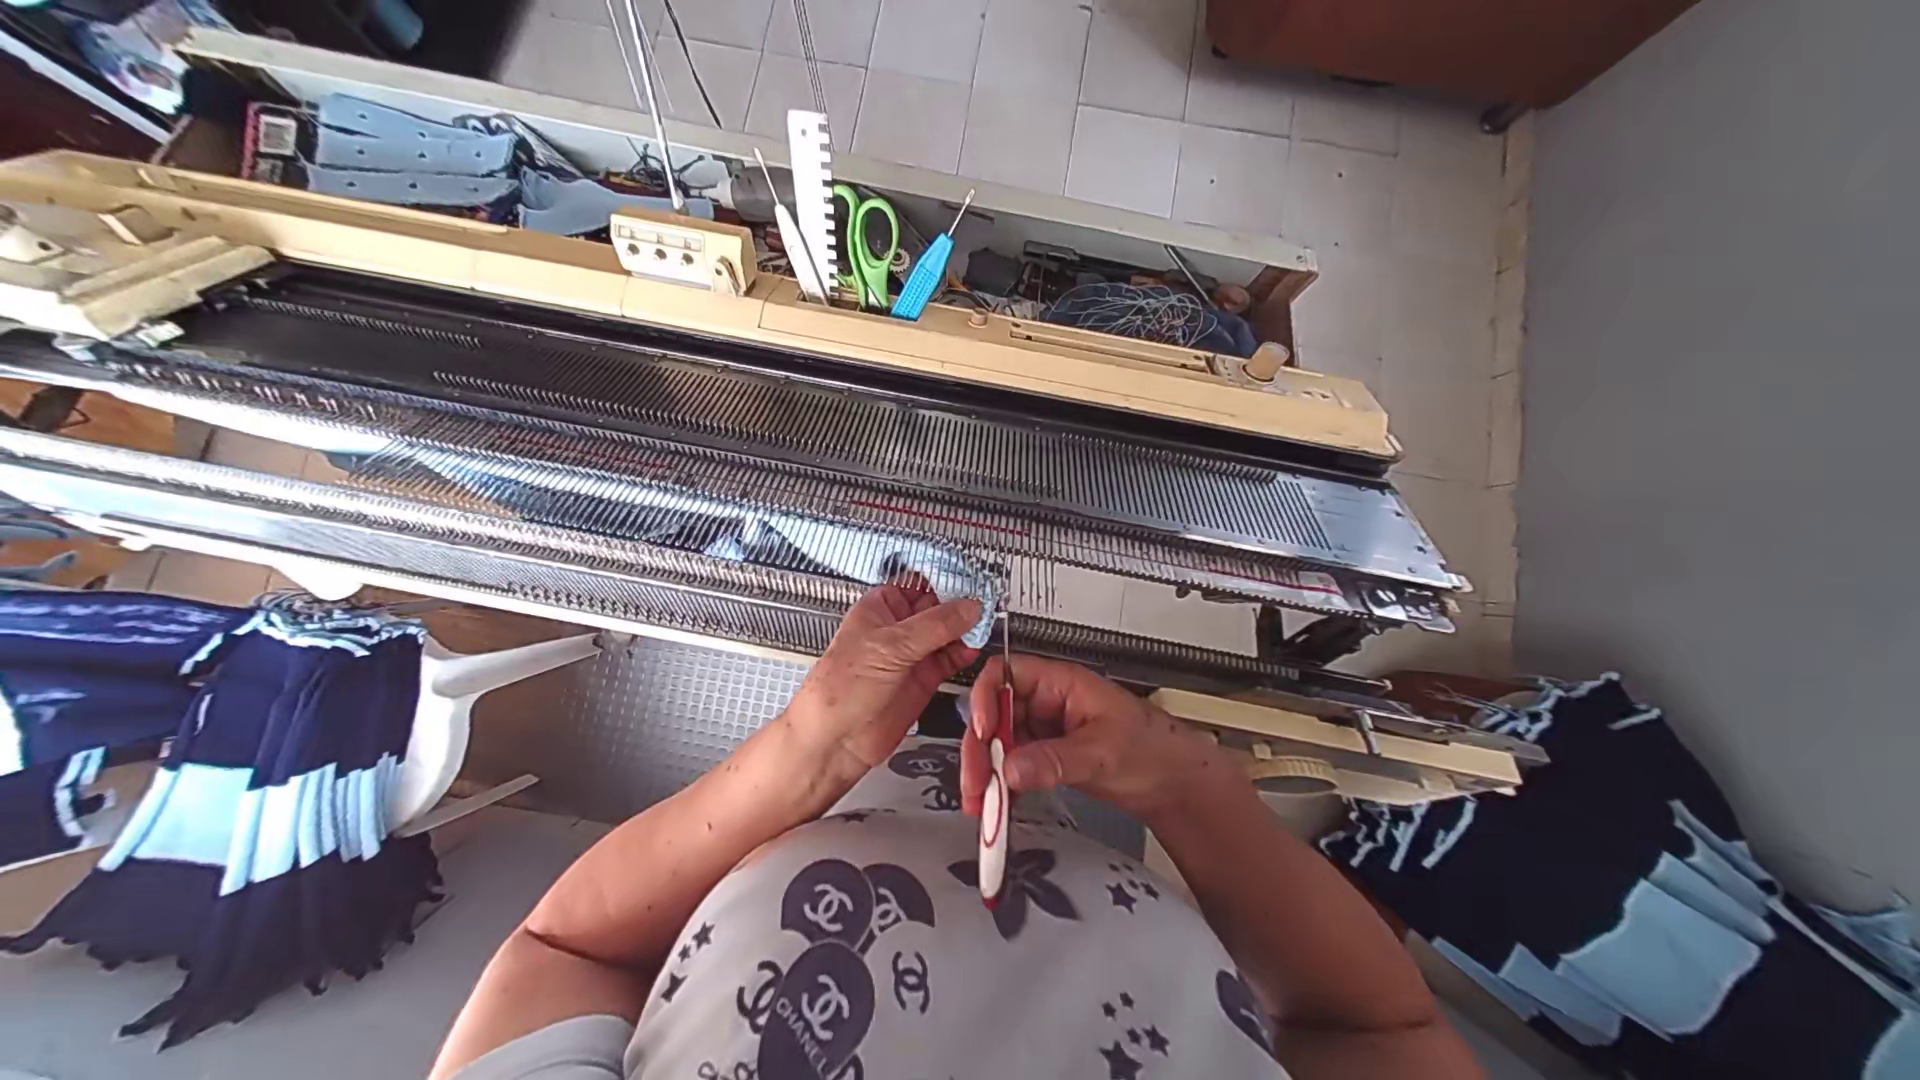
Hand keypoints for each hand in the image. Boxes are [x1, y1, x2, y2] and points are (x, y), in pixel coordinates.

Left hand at [781, 584, 981, 781]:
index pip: (919, 582)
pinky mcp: (924, 678)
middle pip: (939, 605)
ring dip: (966, 628)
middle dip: (962, 604)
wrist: (836, 741)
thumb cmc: (839, 689)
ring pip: (949, 632)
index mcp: (881, 607)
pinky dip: (965, 652)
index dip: (945, 578)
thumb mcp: (890, 646)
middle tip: (984, 602)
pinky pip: (951, 658)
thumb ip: (934, 625)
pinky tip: (972, 648)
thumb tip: (968, 607)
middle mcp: (897, 628)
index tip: (970, 579)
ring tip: (982, 625)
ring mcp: (912, 654)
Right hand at [960, 656, 1236, 823]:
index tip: (981, 729)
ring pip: (998, 741)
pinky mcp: (1046, 756)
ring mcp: (1045, 730)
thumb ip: (1055, 759)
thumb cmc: (1152, 748)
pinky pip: (1012, 764)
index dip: (986, 696)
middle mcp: (1046, 702)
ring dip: (985, 770)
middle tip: (976, 782)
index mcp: (1060, 683)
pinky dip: (1001, 784)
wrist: (1175, 784)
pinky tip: (999, 805)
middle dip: (980, 747)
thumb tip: (1010, 767)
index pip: (1006, 673)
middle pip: (994, 712)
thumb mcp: (1102, 752)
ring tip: (982, 802)